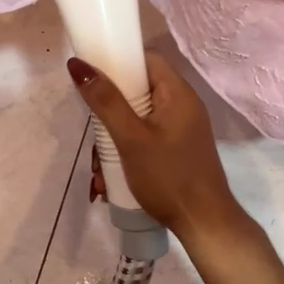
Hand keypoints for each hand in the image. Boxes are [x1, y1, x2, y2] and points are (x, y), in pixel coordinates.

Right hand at [69, 52, 249, 243]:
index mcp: (177, 92)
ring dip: (113, 140)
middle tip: (94, 135)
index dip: (118, 61)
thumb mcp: (131, 138)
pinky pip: (144, 139)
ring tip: (99, 169)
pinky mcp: (177, 149)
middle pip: (137, 90)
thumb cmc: (169, 176)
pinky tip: (110, 180)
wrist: (204, 225)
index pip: (146, 58)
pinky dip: (126, 153)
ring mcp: (180, 129)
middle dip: (109, 113)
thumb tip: (78, 65)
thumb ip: (105, 100)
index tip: (92, 77)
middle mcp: (182, 105)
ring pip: (136, 119)